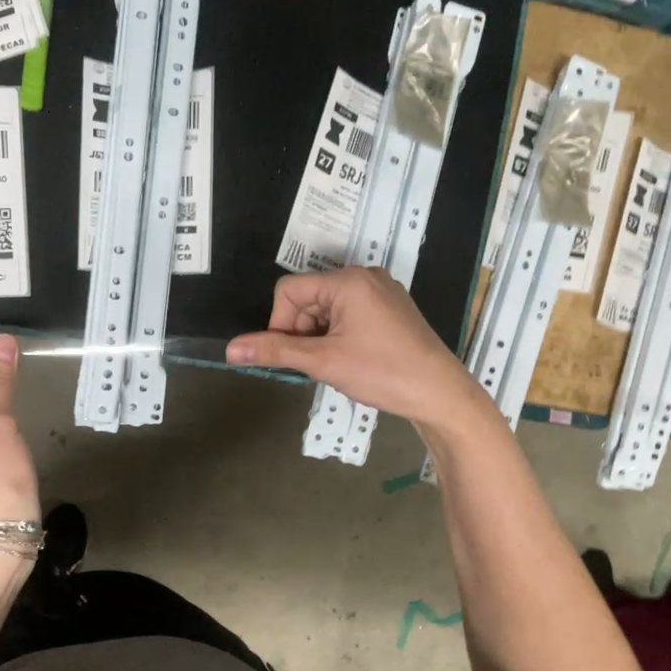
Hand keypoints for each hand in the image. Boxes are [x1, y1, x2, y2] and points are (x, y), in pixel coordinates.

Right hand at [226, 267, 492, 427]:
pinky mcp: (389, 310)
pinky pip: (348, 315)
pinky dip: (337, 336)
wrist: (439, 392)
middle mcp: (364, 277)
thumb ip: (276, 351)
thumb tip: (231, 348)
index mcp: (347, 282)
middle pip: (307, 298)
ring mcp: (380, 293)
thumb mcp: (323, 362)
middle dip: (300, 331)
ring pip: (326, 309)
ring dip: (318, 337)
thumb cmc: (381, 372)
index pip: (289, 291)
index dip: (279, 324)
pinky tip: (349, 360)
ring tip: (334, 364)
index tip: (291, 355)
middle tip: (314, 364)